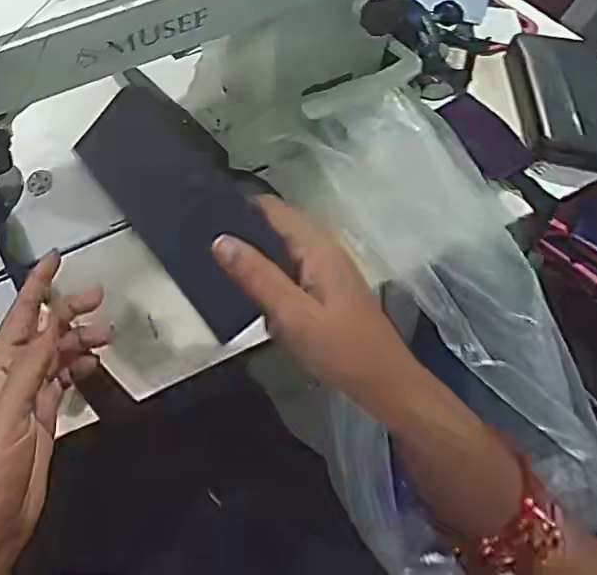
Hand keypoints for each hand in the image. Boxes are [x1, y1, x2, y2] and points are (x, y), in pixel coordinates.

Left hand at [0, 252, 110, 573]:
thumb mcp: (10, 409)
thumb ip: (32, 364)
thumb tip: (51, 322)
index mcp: (0, 365)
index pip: (22, 312)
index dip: (37, 283)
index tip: (53, 259)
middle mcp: (14, 374)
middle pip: (46, 329)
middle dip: (69, 308)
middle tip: (95, 295)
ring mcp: (29, 395)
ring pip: (58, 353)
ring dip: (79, 339)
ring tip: (104, 332)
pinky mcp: (42, 417)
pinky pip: (63, 379)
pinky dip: (78, 366)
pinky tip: (90, 362)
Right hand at [212, 196, 412, 406]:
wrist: (390, 388)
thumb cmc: (342, 350)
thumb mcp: (292, 315)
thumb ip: (256, 275)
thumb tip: (220, 240)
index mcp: (316, 247)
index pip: (271, 207)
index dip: (239, 207)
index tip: (207, 218)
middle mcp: (324, 248)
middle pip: (276, 223)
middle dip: (243, 229)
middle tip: (207, 244)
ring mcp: (328, 267)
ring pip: (282, 245)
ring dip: (256, 252)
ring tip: (221, 263)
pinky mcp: (328, 286)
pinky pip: (290, 264)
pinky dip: (269, 269)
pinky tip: (253, 289)